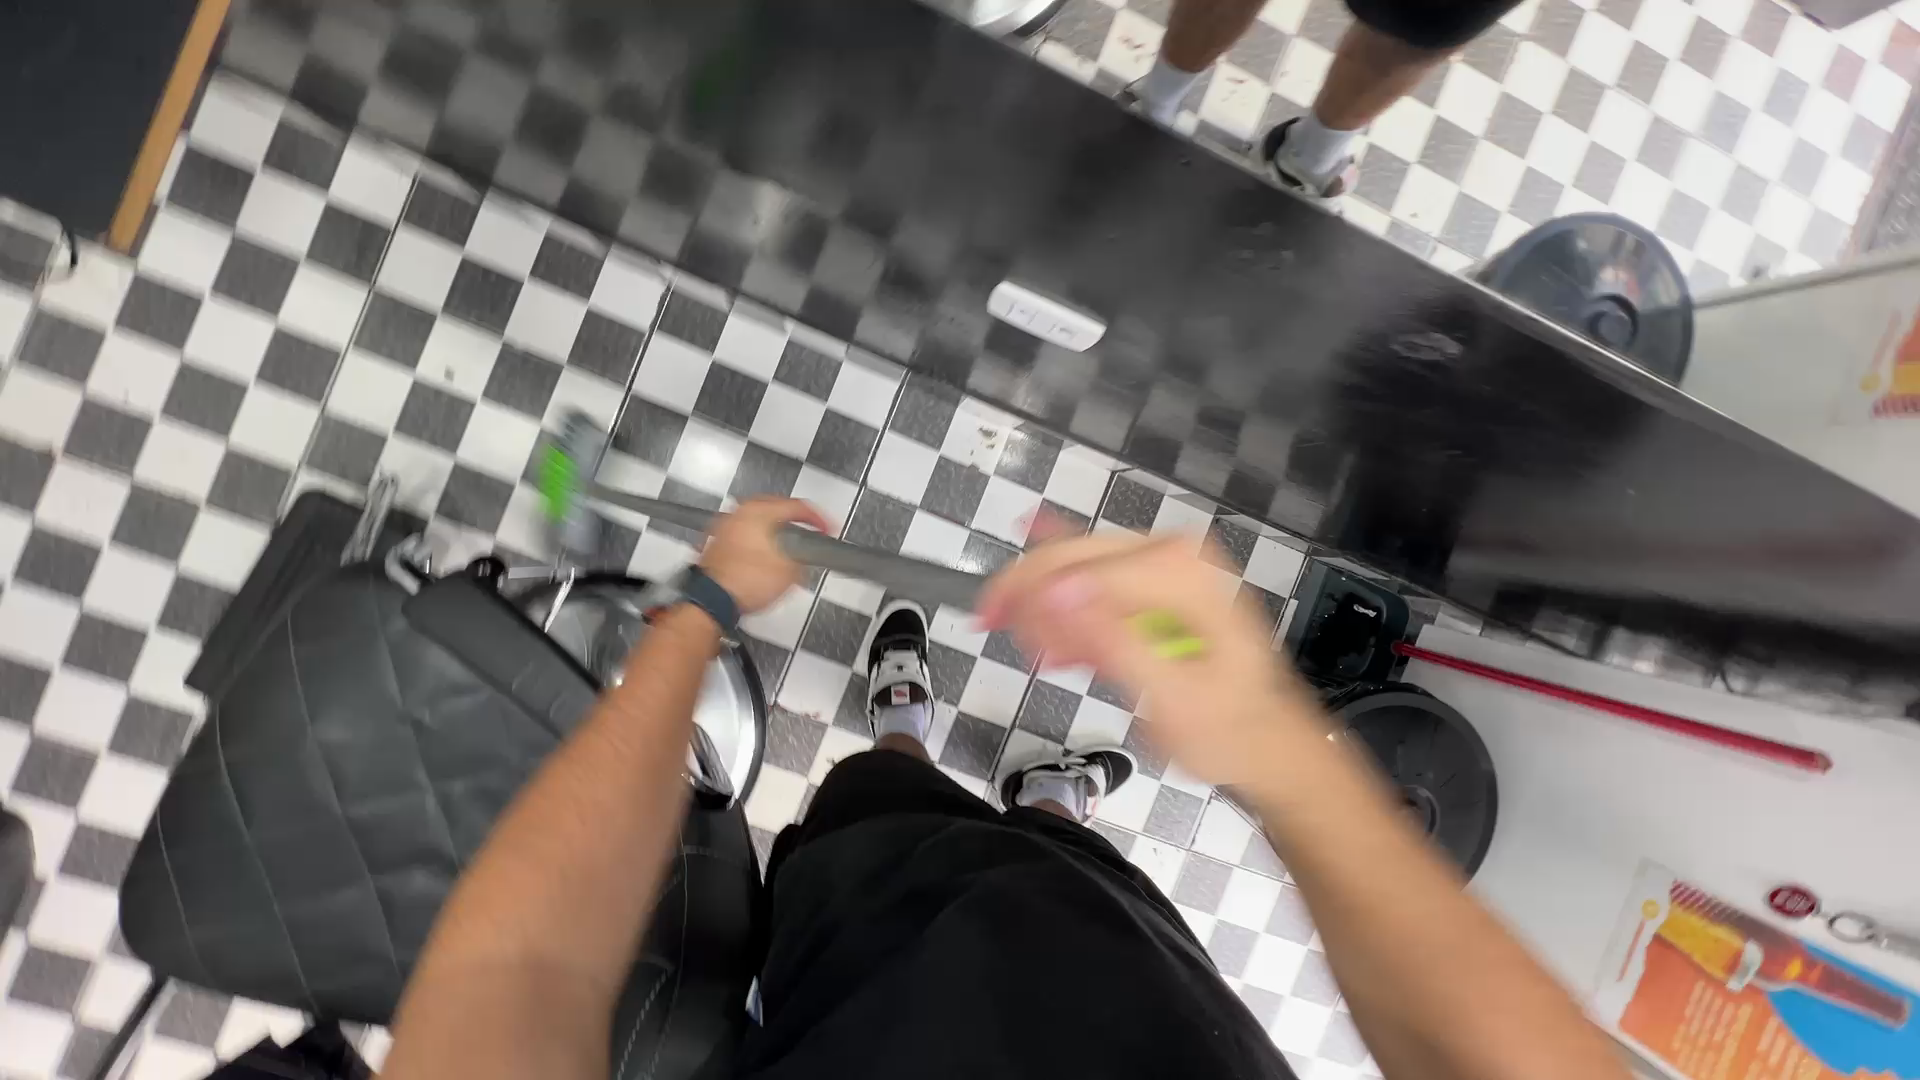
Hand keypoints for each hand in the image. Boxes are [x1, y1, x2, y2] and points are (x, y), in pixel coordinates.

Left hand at [699, 497, 831, 613]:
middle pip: (777, 508)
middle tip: (809, 529)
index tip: (827, 528)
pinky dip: (759, 538)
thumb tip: (807, 555)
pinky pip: (746, 532)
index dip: (819, 519)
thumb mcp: (790, 571)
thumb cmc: (746, 582)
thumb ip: (805, 556)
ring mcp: (726, 525)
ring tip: (789, 542)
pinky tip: (766, 553)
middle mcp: (740, 512)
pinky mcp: (717, 540)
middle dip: (795, 520)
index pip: (798, 506)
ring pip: (759, 520)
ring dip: (776, 529)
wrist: (711, 600)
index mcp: (760, 511)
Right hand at [977, 532, 1329, 785]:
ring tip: (1030, 646)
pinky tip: (1036, 599)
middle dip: (1027, 589)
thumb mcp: (1171, 697)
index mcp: (1184, 573)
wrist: (1267, 740)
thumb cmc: (1228, 729)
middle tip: (989, 624)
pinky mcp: (1155, 583)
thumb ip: (1115, 642)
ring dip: (1041, 600)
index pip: (1086, 568)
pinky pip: (1093, 574)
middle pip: (1076, 554)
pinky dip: (1062, 599)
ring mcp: (1166, 565)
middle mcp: (1175, 553)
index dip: (1032, 591)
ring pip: (1076, 564)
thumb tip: (1056, 593)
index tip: (990, 621)